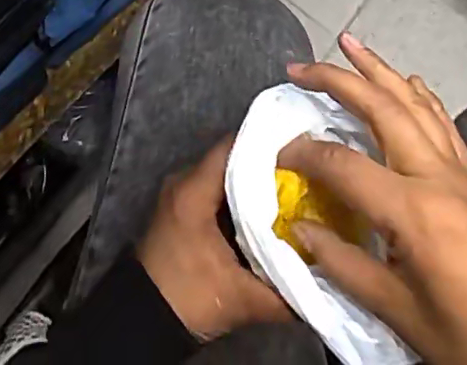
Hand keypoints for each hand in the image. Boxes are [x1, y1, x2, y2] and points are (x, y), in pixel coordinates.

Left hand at [138, 137, 292, 339]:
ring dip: (253, 177)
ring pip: (224, 170)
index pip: (236, 145)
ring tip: (290, 182)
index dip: (269, 143)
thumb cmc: (187, 299)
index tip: (300, 148)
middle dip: (267, 161)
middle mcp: (184, 180)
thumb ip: (283, 291)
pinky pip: (215, 184)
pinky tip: (264, 204)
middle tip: (302, 167)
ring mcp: (179, 191)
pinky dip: (238, 191)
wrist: (141, 323)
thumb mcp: (239, 298)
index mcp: (194, 189)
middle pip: (233, 156)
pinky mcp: (180, 206)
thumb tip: (324, 282)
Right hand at [278, 34, 466, 364]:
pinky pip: (442, 121)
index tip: (278, 156)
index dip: (305, 155)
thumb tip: (300, 230)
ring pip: (415, 103)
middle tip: (302, 65)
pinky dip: (419, 95)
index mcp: (415, 211)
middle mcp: (437, 175)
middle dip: (339, 80)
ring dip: (380, 69)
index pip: (344, 166)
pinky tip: (409, 82)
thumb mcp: (402, 315)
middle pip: (382, 109)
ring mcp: (460, 171)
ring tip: (352, 44)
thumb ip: (346, 267)